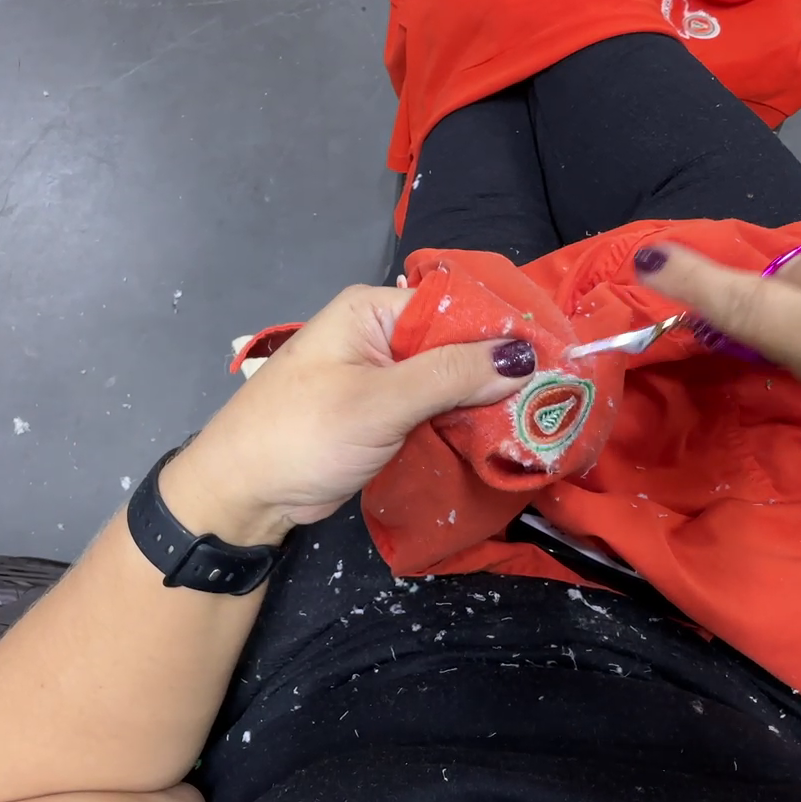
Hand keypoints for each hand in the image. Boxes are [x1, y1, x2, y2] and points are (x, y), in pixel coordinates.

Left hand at [158, 285, 535, 544]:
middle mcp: (381, 336)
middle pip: (456, 344)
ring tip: (539, 419)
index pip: (454, 307)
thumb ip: (450, 376)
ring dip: (483, 402)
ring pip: (449, 381)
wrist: (244, 493)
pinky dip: (462, 422)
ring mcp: (383, 377)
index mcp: (373, 311)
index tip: (555, 357)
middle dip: (498, 371)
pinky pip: (434, 409)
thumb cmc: (302, 434)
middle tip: (555, 398)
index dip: (503, 330)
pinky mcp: (384, 414)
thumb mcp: (379, 401)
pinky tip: (499, 437)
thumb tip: (523, 354)